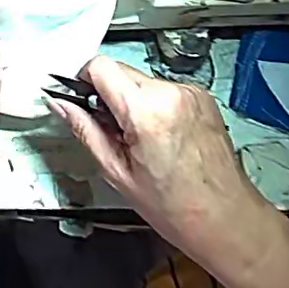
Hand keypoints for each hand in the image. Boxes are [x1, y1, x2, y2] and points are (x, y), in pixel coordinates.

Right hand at [47, 55, 288, 274]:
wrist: (229, 221)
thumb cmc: (178, 207)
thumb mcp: (117, 172)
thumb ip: (84, 129)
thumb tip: (60, 104)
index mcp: (146, 110)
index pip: (100, 66)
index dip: (83, 81)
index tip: (80, 99)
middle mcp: (170, 92)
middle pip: (119, 70)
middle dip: (107, 93)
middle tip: (110, 129)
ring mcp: (189, 92)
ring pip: (139, 79)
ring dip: (130, 100)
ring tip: (139, 139)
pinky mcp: (200, 96)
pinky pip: (162, 88)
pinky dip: (152, 104)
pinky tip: (159, 136)